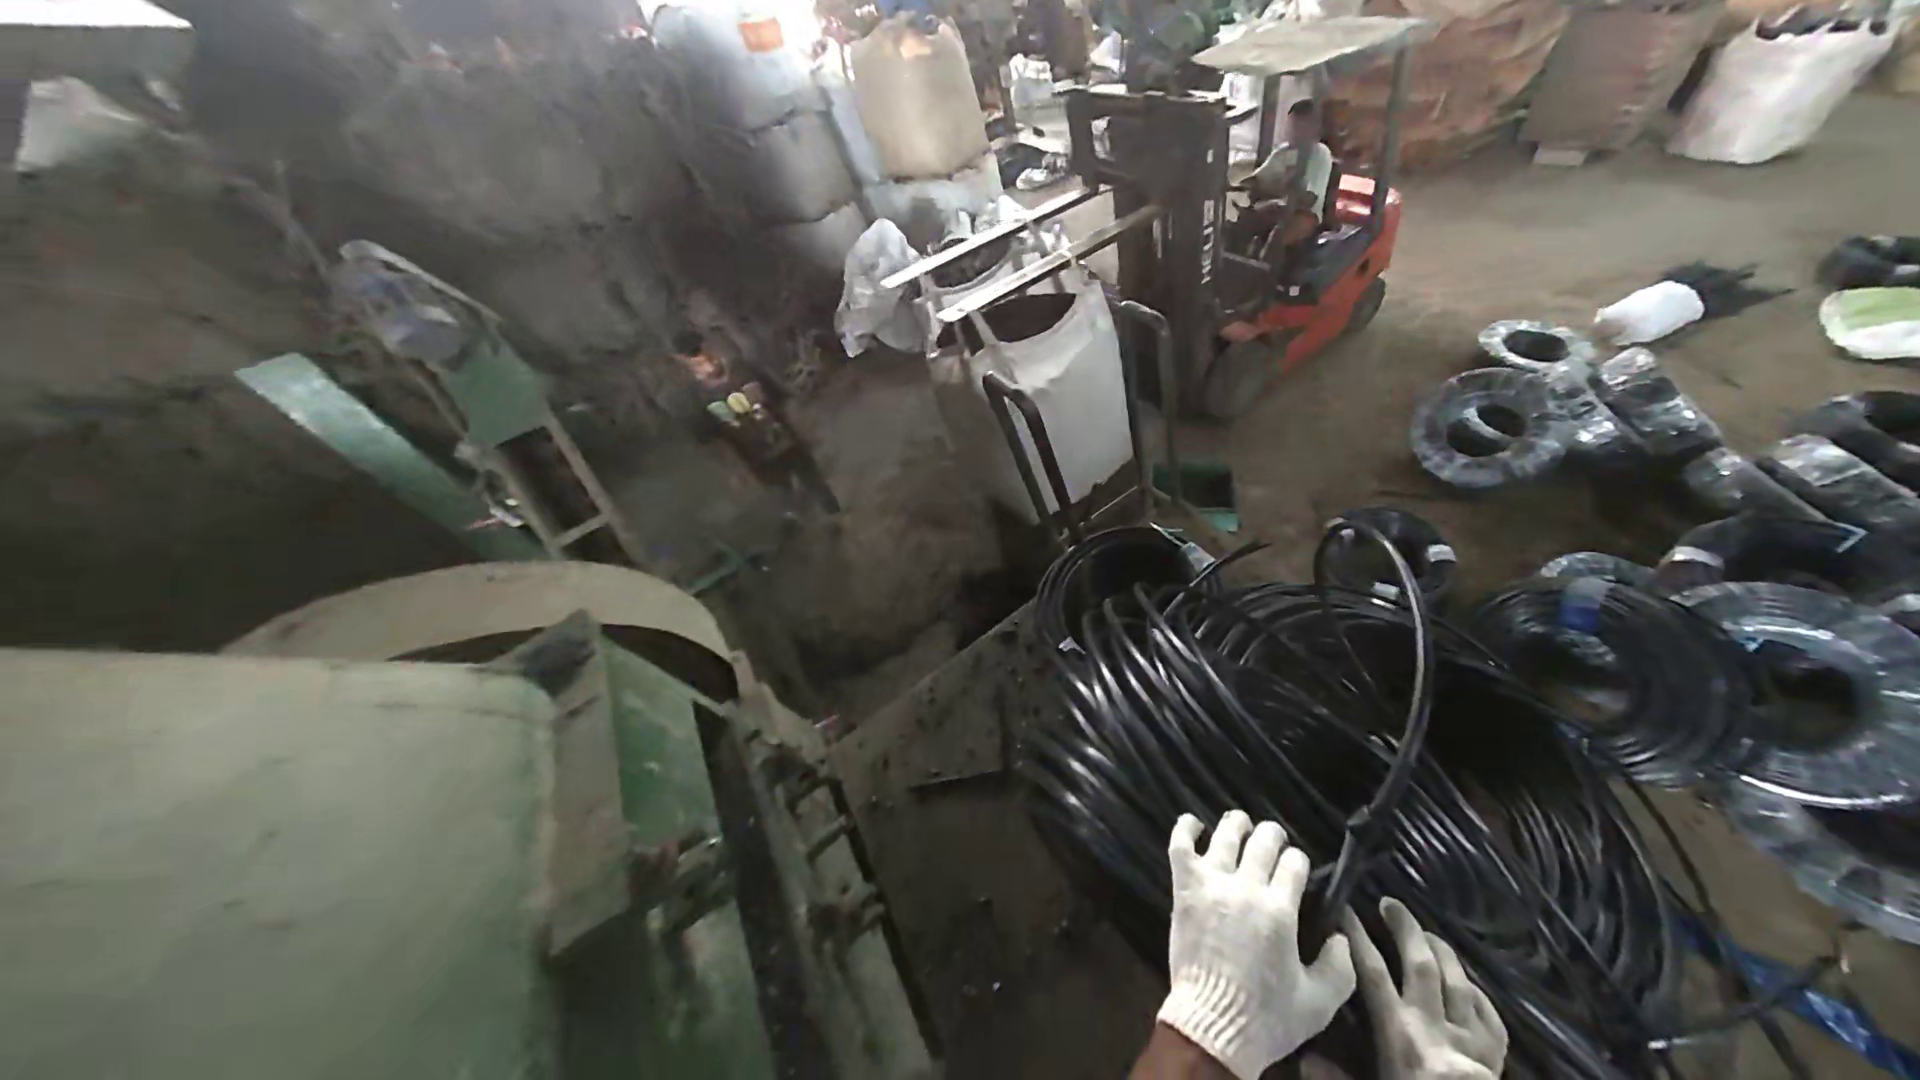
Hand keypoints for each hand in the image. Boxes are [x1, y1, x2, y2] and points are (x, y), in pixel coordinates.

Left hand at [1156, 810, 1355, 1079]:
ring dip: (1236, 824)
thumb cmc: (1267, 1017)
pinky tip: (1194, 823)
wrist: (1213, 1023)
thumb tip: (1340, 936)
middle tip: (1274, 839)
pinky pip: (1180, 845)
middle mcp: (1246, 888)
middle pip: (1262, 842)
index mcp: (1280, 912)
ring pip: (1225, 835)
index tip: (1297, 865)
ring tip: (1241, 823)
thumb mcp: (1319, 1002)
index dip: (1298, 860)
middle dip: (1273, 836)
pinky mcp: (1184, 888)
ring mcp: (1211, 884)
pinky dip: (1186, 828)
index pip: (1293, 864)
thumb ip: (1338, 967)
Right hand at [1343, 898, 1506, 1079]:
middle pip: (1422, 965)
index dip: (1357, 937)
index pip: (1373, 972)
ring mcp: (1470, 1040)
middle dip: (1405, 929)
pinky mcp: (1496, 1057)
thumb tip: (1302, 1060)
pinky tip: (1467, 984)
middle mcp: (1434, 1027)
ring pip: (1458, 982)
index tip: (1344, 909)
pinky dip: (1478, 995)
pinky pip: (1489, 1017)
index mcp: (1399, 1034)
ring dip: (1442, 951)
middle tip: (1390, 903)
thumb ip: (1335, 1078)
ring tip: (1426, 932)